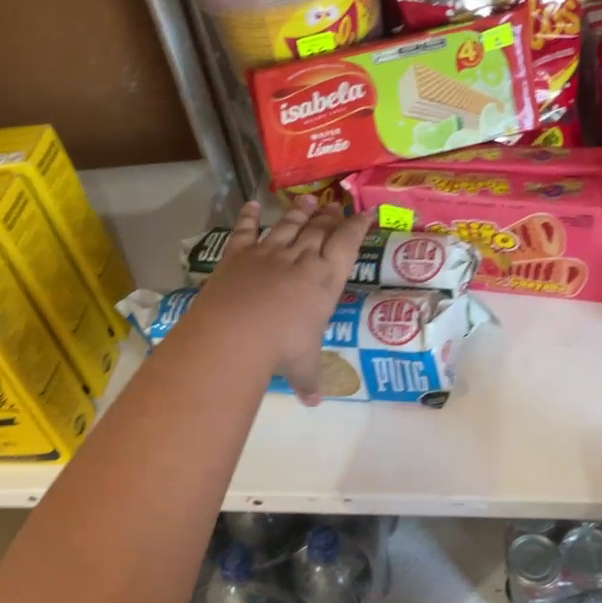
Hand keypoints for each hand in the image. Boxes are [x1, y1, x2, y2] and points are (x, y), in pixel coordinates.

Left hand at [185, 197, 371, 405]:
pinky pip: (245, 231)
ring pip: (288, 225)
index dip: (358, 226)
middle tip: (335, 204)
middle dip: (329, 215)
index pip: (348, 243)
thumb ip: (311, 380)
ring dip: (298, 212)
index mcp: (326, 279)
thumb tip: (314, 402)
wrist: (236, 333)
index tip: (365, 213)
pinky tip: (253, 205)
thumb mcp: (304, 367)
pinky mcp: (238, 255)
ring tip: (307, 200)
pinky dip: (249, 216)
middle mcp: (301, 259)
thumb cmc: (282, 349)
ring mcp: (268, 253)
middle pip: (319, 228)